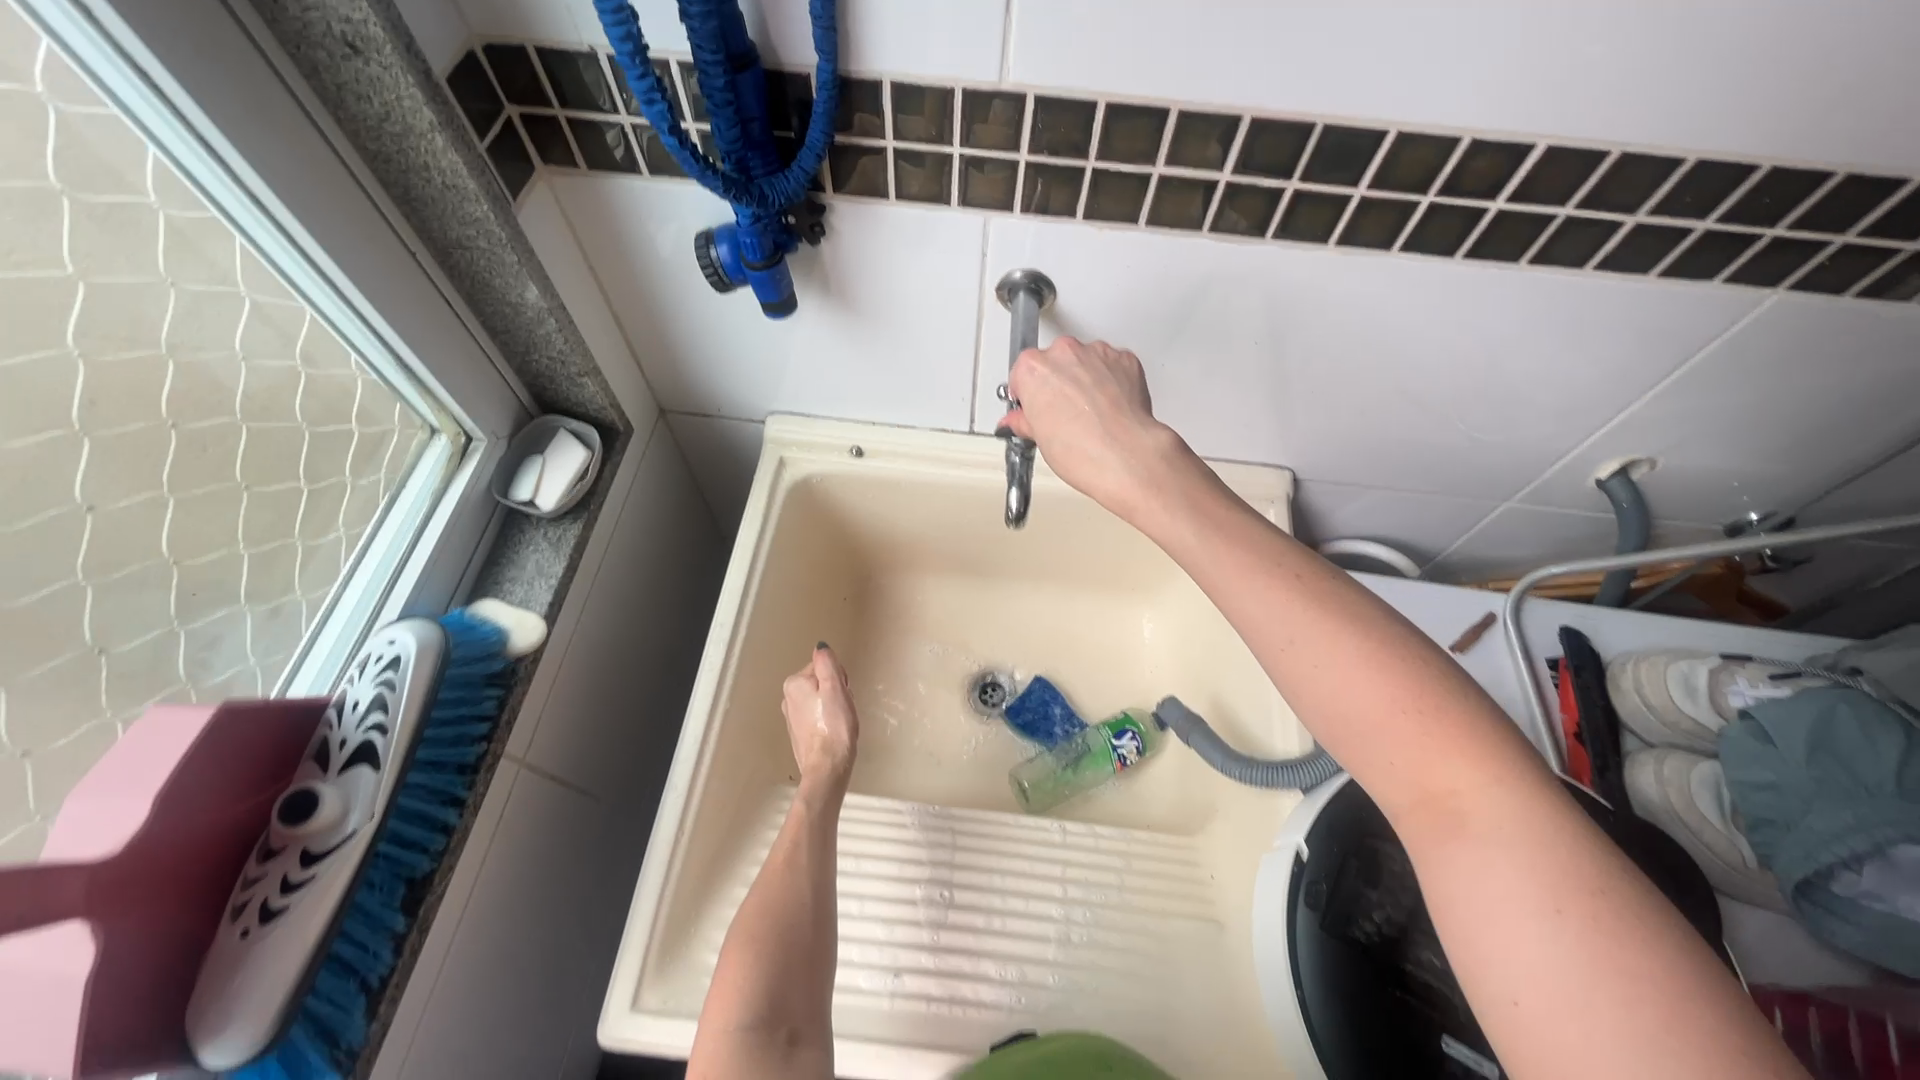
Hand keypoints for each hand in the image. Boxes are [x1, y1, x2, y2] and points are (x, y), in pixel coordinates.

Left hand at [781, 643, 858, 790]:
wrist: (827, 766)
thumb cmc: (834, 726)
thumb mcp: (835, 688)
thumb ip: (827, 663)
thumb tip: (820, 647)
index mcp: (794, 683)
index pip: (823, 667)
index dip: (839, 678)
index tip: (844, 692)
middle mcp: (788, 698)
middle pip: (820, 682)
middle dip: (835, 691)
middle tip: (843, 707)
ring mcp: (791, 717)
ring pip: (819, 699)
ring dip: (833, 706)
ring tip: (840, 721)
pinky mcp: (798, 733)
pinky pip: (817, 716)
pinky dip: (827, 720)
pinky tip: (834, 730)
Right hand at [996, 337, 1191, 521]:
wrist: (1126, 456)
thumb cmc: (1083, 450)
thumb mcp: (1040, 439)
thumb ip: (1025, 420)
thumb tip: (1018, 420)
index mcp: (1034, 368)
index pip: (1022, 374)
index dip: (1028, 394)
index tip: (1035, 408)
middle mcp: (1064, 353)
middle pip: (1054, 362)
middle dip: (1058, 383)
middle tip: (1064, 415)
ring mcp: (1097, 353)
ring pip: (1085, 361)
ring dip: (1086, 380)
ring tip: (1091, 414)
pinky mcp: (1125, 359)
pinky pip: (1113, 365)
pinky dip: (1112, 381)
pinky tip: (1110, 407)